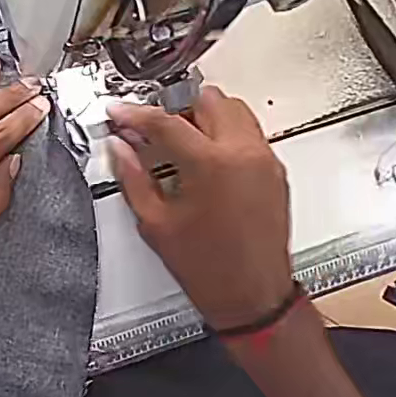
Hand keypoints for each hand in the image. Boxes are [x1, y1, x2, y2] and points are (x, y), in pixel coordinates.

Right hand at [107, 86, 295, 331]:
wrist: (252, 296)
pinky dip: (225, 134)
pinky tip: (205, 157)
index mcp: (211, 165)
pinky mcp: (275, 172)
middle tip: (153, 126)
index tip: (121, 112)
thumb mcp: (155, 223)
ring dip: (204, 116)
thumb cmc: (211, 269)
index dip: (136, 113)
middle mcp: (244, 155)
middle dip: (175, 107)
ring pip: (235, 110)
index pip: (166, 121)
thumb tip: (120, 149)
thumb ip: (133, 177)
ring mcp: (265, 161)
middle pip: (208, 100)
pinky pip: (250, 133)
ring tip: (179, 140)